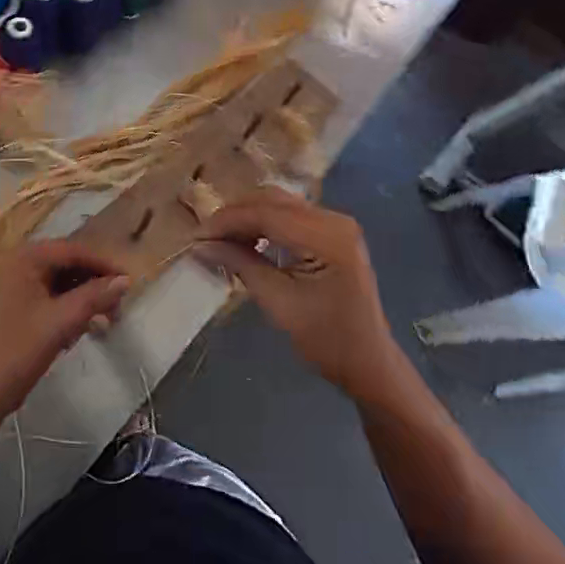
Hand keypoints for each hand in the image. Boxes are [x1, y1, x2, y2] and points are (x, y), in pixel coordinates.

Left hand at [0, 240, 131, 427]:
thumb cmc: (18, 349)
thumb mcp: (61, 321)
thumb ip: (94, 297)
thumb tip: (125, 280)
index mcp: (21, 257)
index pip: (70, 249)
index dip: (102, 263)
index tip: (131, 281)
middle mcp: (12, 263)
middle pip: (63, 264)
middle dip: (92, 283)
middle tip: (119, 306)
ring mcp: (8, 285)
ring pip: (55, 282)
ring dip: (80, 298)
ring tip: (105, 321)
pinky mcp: (9, 306)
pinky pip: (44, 297)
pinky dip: (64, 309)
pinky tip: (79, 330)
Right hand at [193, 188, 406, 401]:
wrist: (368, 362)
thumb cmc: (326, 338)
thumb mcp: (276, 300)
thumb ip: (238, 263)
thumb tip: (200, 245)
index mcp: (328, 237)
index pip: (265, 213)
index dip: (225, 221)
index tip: (196, 237)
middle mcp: (334, 221)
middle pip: (271, 201)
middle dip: (233, 216)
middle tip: (206, 238)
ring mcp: (335, 225)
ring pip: (276, 204)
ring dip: (245, 217)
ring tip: (221, 240)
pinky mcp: (331, 233)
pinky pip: (287, 215)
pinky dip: (261, 223)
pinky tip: (245, 241)